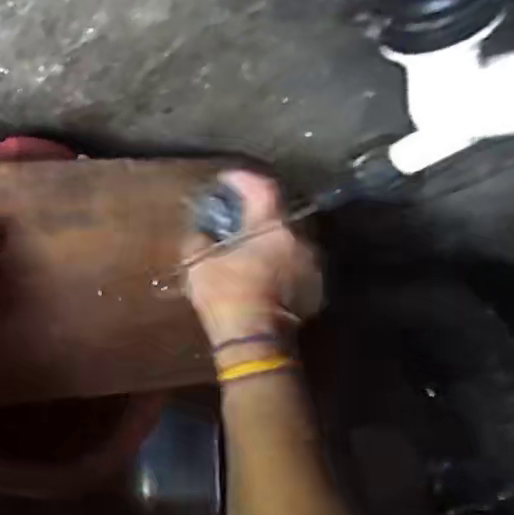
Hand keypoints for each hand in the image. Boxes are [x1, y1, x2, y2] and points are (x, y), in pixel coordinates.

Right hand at [183, 171, 322, 342]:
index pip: (262, 190)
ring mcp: (312, 264)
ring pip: (288, 242)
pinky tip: (259, 274)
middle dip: (256, 215)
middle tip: (234, 218)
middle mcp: (301, 239)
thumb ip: (198, 242)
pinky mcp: (315, 287)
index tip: (227, 177)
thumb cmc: (226, 295)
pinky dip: (276, 263)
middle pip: (279, 217)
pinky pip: (293, 264)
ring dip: (267, 242)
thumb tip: (199, 233)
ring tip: (246, 250)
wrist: (255, 337)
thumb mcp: (199, 266)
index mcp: (272, 228)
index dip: (243, 180)